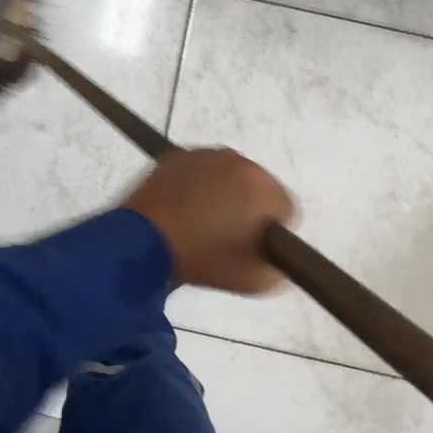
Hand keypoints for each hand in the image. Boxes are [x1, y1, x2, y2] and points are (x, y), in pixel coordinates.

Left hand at [123, 147, 295, 293]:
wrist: (146, 237)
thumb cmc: (206, 258)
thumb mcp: (258, 279)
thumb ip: (280, 264)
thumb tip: (275, 251)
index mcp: (263, 185)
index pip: (285, 208)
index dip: (273, 230)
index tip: (253, 245)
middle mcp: (237, 160)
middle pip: (257, 186)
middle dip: (249, 206)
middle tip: (228, 233)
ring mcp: (203, 153)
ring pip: (228, 175)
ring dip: (224, 192)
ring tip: (203, 219)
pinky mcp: (175, 155)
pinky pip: (200, 170)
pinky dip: (198, 183)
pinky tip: (184, 205)